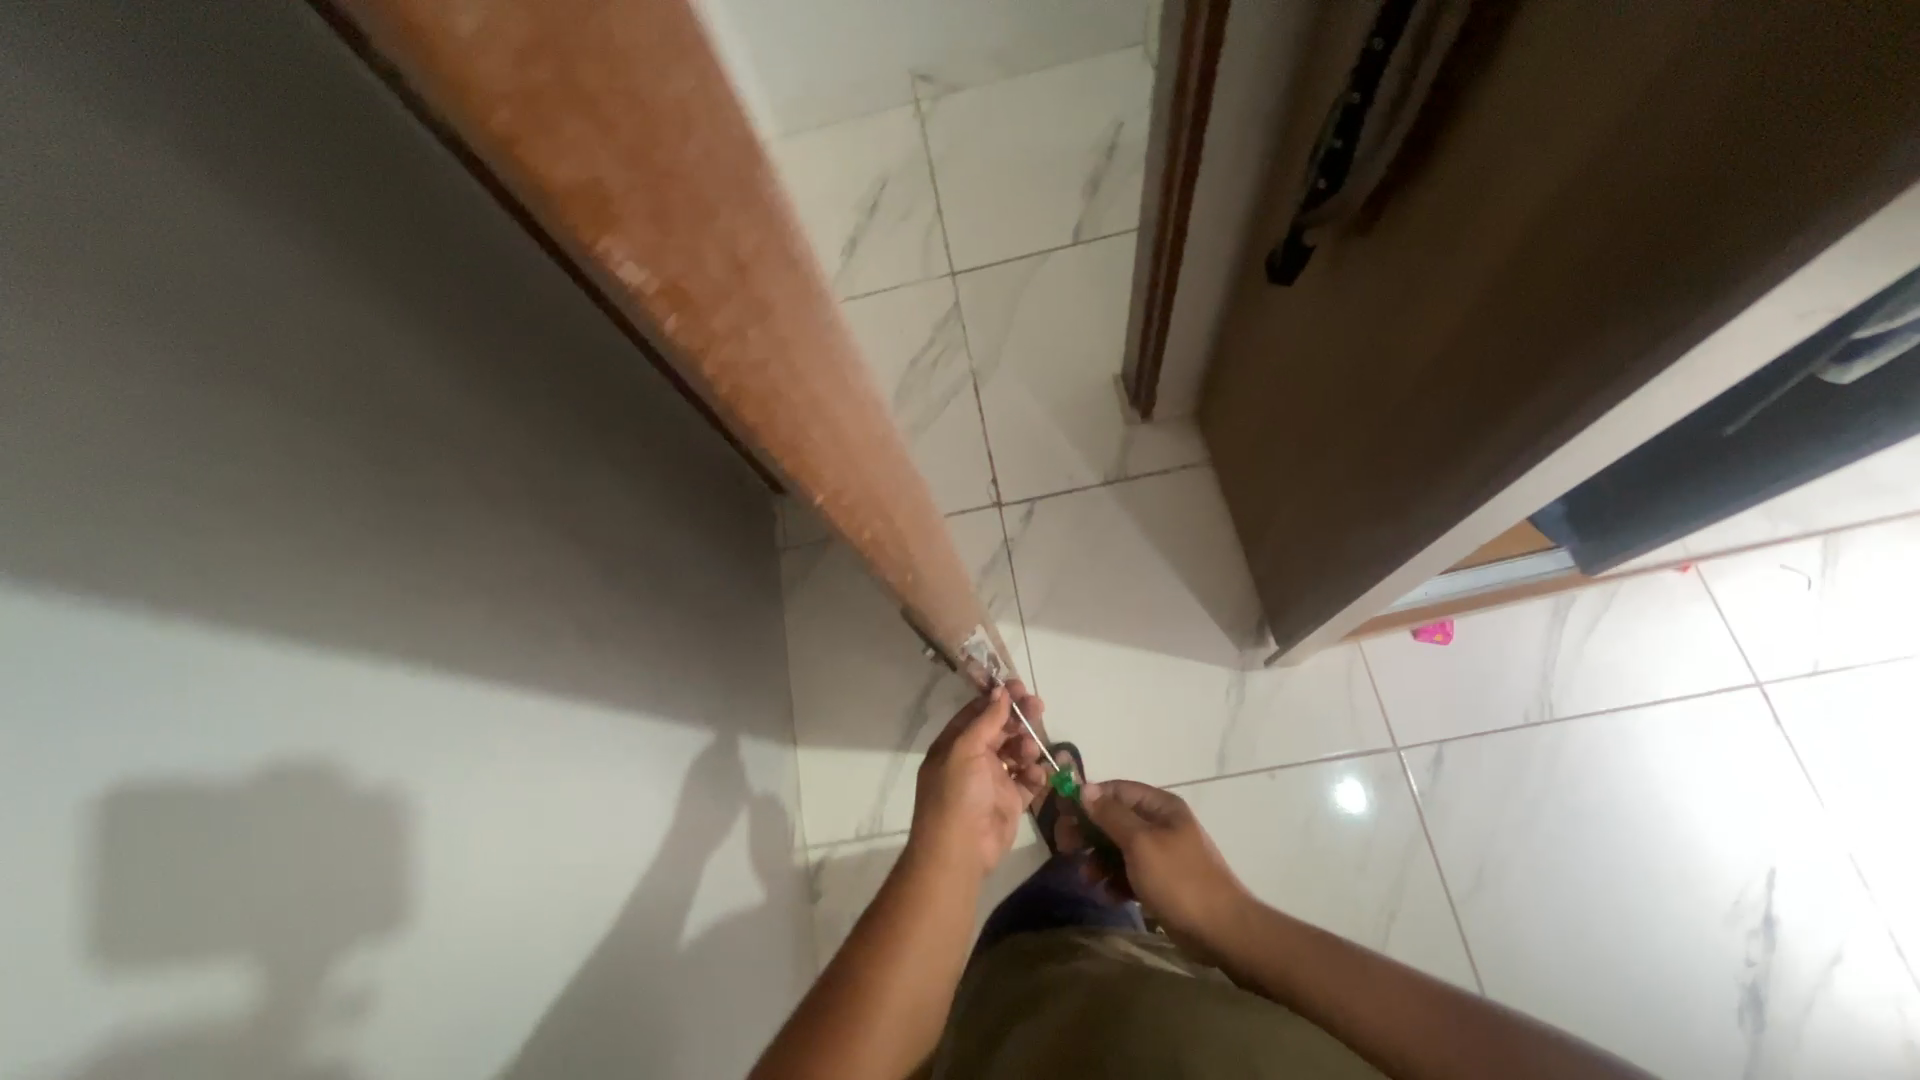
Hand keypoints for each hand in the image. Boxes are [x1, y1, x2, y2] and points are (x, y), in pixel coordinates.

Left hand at [908, 683, 1047, 880]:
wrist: (960, 850)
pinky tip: (1035, 774)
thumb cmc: (956, 794)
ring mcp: (992, 780)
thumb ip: (985, 721)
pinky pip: (1027, 780)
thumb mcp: (965, 750)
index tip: (1020, 687)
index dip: (998, 699)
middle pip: (1001, 730)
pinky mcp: (1010, 801)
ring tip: (1030, 752)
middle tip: (1038, 707)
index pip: (978, 713)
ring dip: (1027, 747)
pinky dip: (1034, 774)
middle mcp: (973, 759)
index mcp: (955, 744)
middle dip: (1019, 718)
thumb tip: (999, 692)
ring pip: (1016, 753)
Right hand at [1082, 780, 1256, 955]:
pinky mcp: (1161, 881)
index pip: (1116, 790)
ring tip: (1088, 878)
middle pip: (1115, 818)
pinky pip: (1129, 872)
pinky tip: (1109, 894)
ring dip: (1099, 860)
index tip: (1062, 815)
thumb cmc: (1179, 880)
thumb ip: (1111, 815)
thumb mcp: (1140, 843)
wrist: (1220, 930)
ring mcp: (1162, 854)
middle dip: (1089, 832)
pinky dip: (1116, 880)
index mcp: (1161, 807)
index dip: (1088, 799)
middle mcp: (1161, 824)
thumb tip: (1085, 788)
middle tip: (1065, 847)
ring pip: (1119, 847)